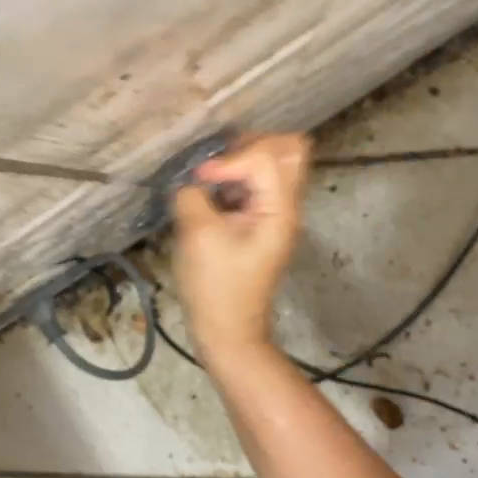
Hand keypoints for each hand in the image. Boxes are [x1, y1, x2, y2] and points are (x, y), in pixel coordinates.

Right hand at [171, 133, 312, 356]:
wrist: (228, 331)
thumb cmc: (215, 286)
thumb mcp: (197, 235)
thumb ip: (192, 195)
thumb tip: (191, 181)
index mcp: (278, 209)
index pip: (265, 156)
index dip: (229, 160)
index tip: (200, 180)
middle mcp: (285, 205)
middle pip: (287, 149)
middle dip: (248, 147)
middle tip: (216, 165)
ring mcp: (275, 213)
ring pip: (275, 163)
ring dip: (242, 160)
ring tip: (212, 175)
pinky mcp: (261, 222)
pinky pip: (258, 182)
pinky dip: (237, 177)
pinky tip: (212, 192)